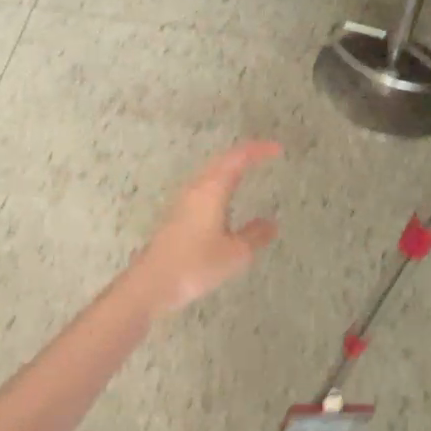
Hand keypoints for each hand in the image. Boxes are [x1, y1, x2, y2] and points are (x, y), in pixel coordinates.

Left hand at [127, 141, 281, 313]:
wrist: (153, 281)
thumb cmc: (196, 265)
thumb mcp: (235, 254)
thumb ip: (255, 235)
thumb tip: (271, 223)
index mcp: (211, 190)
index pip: (237, 158)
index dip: (258, 150)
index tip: (277, 149)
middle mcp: (195, 188)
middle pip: (221, 161)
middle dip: (244, 154)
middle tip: (265, 154)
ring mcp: (183, 200)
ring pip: (210, 173)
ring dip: (229, 168)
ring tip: (247, 170)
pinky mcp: (177, 214)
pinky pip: (203, 187)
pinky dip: (219, 182)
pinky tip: (224, 198)